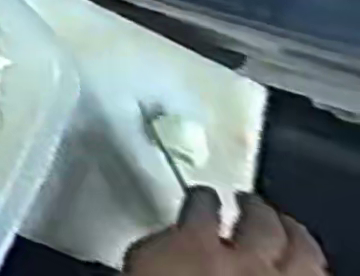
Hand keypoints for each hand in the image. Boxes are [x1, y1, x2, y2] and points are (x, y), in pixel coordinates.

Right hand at [124, 189, 325, 275]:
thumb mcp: (148, 258)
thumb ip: (170, 243)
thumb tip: (180, 236)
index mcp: (197, 244)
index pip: (204, 205)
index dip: (205, 196)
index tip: (206, 193)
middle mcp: (245, 263)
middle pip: (262, 226)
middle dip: (259, 209)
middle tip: (253, 200)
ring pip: (305, 257)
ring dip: (297, 236)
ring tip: (290, 226)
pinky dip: (314, 270)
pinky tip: (311, 266)